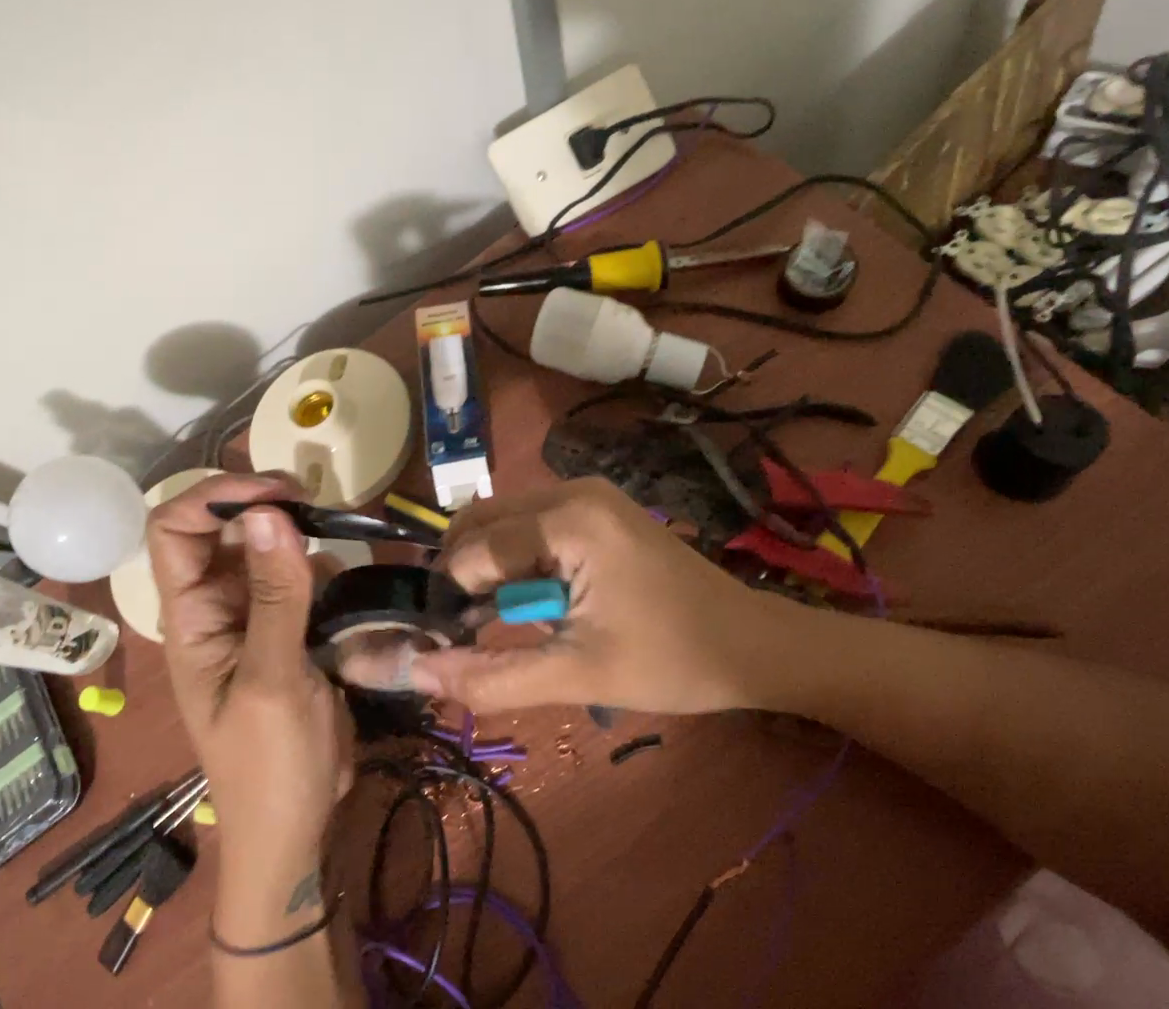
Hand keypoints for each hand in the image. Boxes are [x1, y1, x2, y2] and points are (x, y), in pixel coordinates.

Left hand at [146, 474, 352, 937]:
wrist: (294, 826)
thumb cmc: (268, 764)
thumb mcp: (270, 680)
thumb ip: (274, 598)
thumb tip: (270, 514)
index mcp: (190, 618)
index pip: (174, 531)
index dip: (213, 498)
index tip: (274, 495)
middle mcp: (216, 608)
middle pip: (223, 531)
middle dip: (265, 507)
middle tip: (319, 506)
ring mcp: (253, 620)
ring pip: (264, 551)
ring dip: (297, 537)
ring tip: (337, 542)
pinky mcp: (289, 633)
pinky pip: (298, 581)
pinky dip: (320, 570)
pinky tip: (343, 585)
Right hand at [341, 478, 802, 714]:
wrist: (752, 646)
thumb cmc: (672, 660)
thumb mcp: (577, 675)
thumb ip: (492, 677)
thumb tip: (416, 673)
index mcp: (570, 519)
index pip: (473, 550)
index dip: (455, 599)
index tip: (455, 644)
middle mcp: (572, 491)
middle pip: (479, 524)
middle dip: (466, 577)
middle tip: (473, 633)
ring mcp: (587, 496)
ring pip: (501, 524)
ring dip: (490, 572)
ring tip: (507, 624)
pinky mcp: (597, 511)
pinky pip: (529, 528)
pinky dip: (517, 564)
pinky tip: (537, 605)